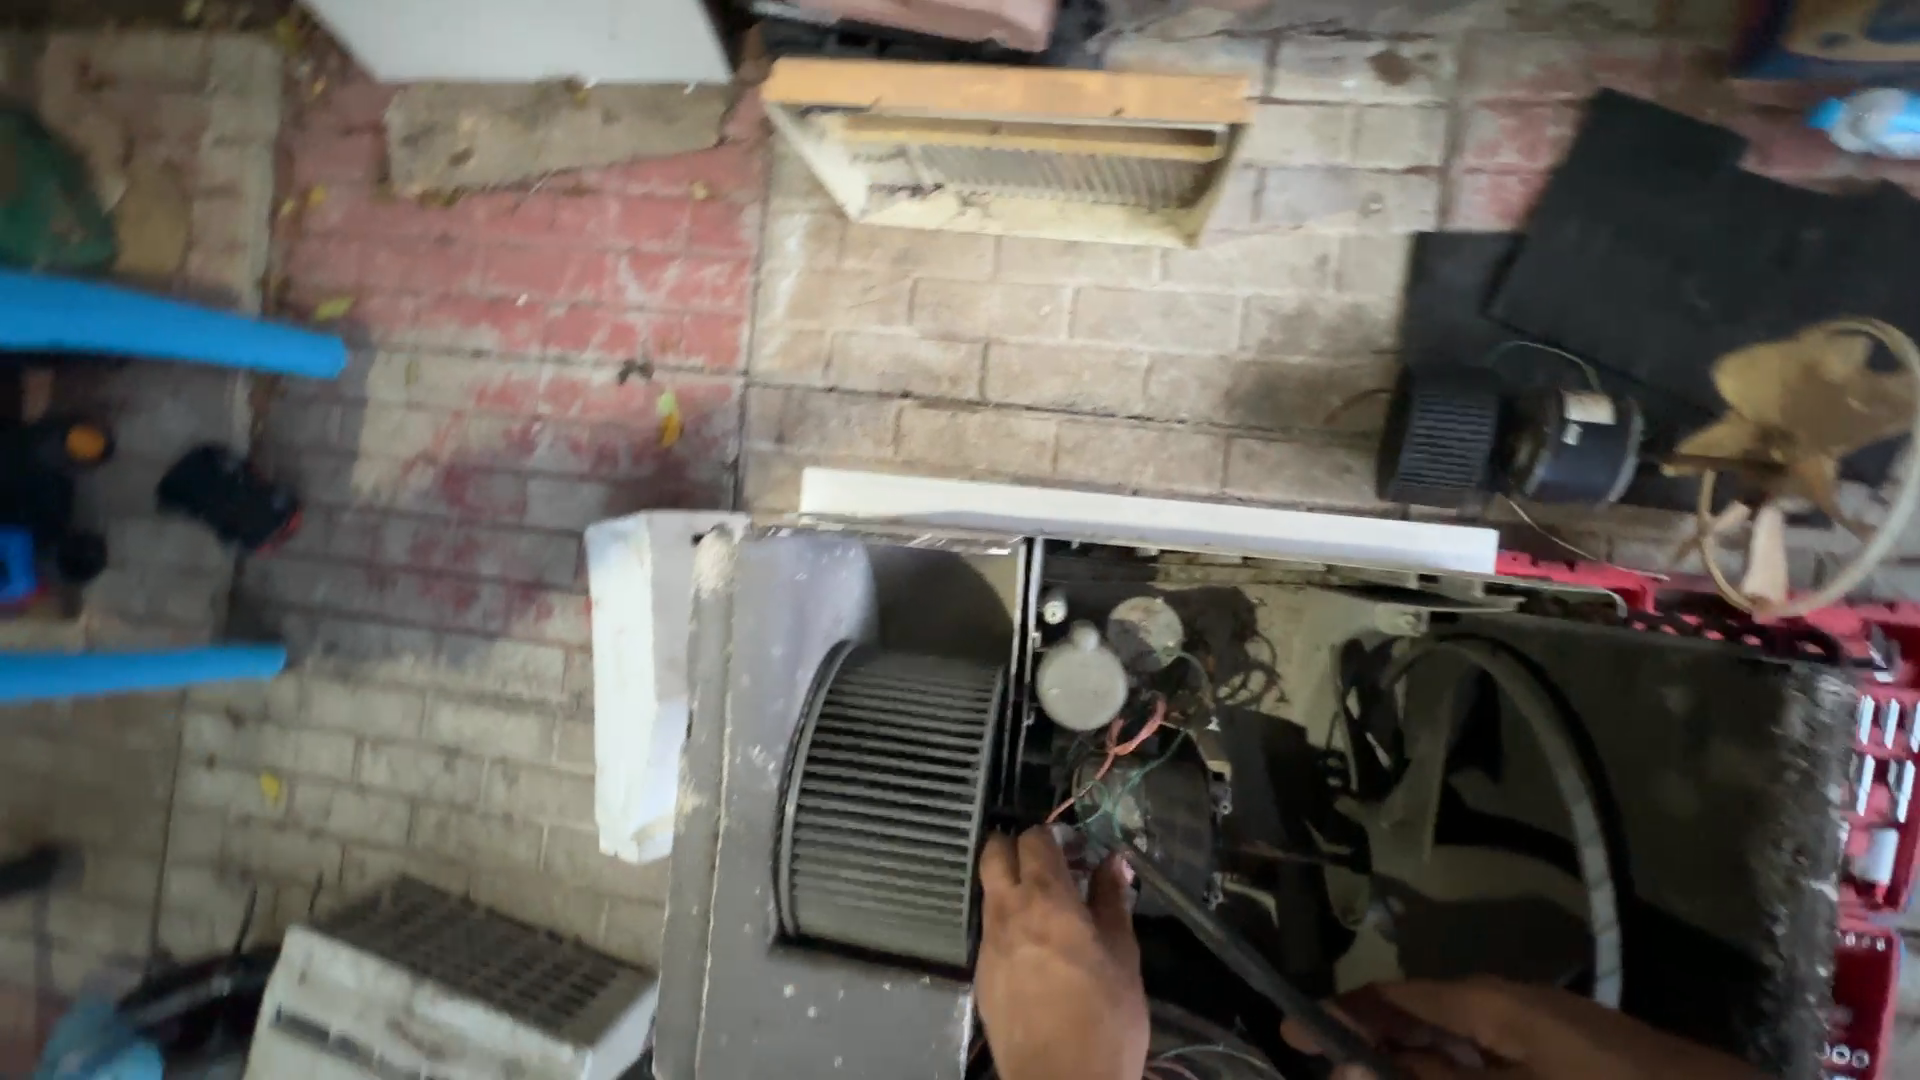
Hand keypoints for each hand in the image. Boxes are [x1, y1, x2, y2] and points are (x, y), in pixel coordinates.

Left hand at [976, 826, 1148, 1079]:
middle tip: (1046, 866)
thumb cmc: (1104, 1018)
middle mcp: (1008, 910)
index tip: (1072, 849)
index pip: (1033, 838)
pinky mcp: (981, 974)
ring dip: (1010, 885)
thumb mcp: (1122, 955)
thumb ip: (1112, 900)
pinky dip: (1007, 923)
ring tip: (1044, 909)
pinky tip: (1032, 949)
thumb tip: (1113, 860)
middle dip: (1016, 847)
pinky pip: (990, 930)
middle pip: (994, 852)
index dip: (1051, 835)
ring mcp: (989, 942)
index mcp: (1045, 898)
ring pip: (990, 891)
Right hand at [1283, 977, 1768, 1079]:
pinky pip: (1494, 1066)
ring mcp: (1542, 1041)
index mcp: (1487, 1002)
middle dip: (1371, 1050)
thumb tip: (1347, 1065)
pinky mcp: (1568, 1066)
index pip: (1389, 997)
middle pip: (1419, 1023)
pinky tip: (1441, 1078)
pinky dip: (1462, 1076)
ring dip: (1416, 1070)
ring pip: (1457, 1052)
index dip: (1335, 1012)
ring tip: (1372, 1076)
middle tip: (1325, 1071)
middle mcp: (1505, 1010)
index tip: (1288, 1030)